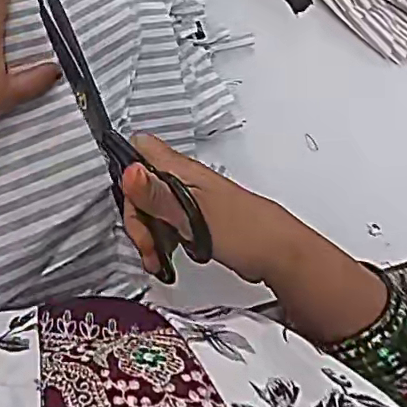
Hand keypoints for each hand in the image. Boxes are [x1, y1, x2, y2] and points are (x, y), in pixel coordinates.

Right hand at [121, 134, 387, 344]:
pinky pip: (166, 224)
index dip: (125, 166)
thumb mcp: (192, 214)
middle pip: (140, 184)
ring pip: (152, 207)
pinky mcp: (195, 218)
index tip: (127, 199)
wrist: (281, 254)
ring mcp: (189, 198)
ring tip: (156, 257)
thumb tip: (128, 171)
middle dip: (136, 215)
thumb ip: (157, 194)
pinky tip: (166, 258)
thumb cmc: (245, 231)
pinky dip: (161, 241)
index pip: (139, 148)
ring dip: (147, 233)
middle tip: (145, 242)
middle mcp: (182, 179)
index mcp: (180, 169)